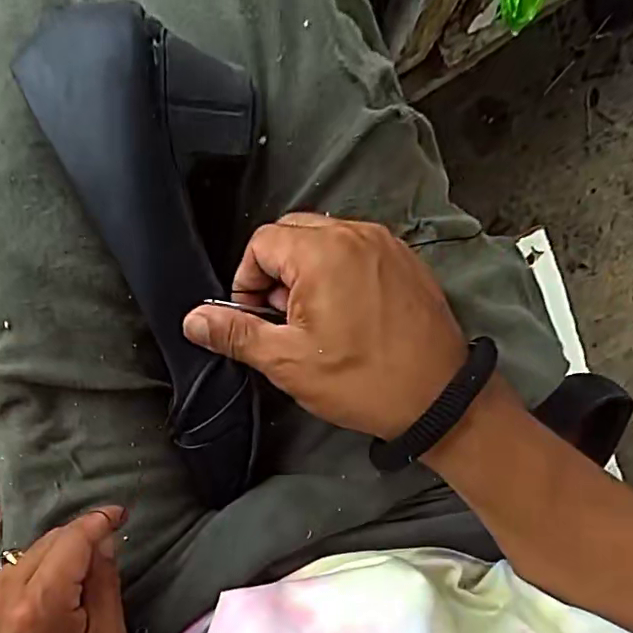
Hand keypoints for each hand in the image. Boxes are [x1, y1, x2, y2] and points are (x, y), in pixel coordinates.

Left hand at [0, 506, 129, 632]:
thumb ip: (107, 584)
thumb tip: (104, 544)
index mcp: (42, 602)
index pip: (73, 538)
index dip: (98, 521)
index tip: (115, 515)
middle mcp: (4, 591)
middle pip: (50, 539)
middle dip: (79, 542)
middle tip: (100, 560)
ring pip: (29, 552)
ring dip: (54, 559)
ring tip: (67, 593)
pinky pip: (10, 571)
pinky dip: (31, 576)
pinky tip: (39, 605)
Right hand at [180, 213, 467, 438]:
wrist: (437, 398)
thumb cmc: (365, 381)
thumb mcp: (287, 362)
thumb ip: (237, 334)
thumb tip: (195, 320)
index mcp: (323, 253)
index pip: (260, 242)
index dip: (246, 281)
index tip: (255, 317)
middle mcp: (356, 236)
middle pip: (291, 234)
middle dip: (274, 274)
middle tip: (282, 321)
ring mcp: (385, 246)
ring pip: (324, 242)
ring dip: (305, 275)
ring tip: (315, 324)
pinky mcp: (404, 262)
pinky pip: (356, 252)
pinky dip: (337, 276)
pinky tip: (344, 319)